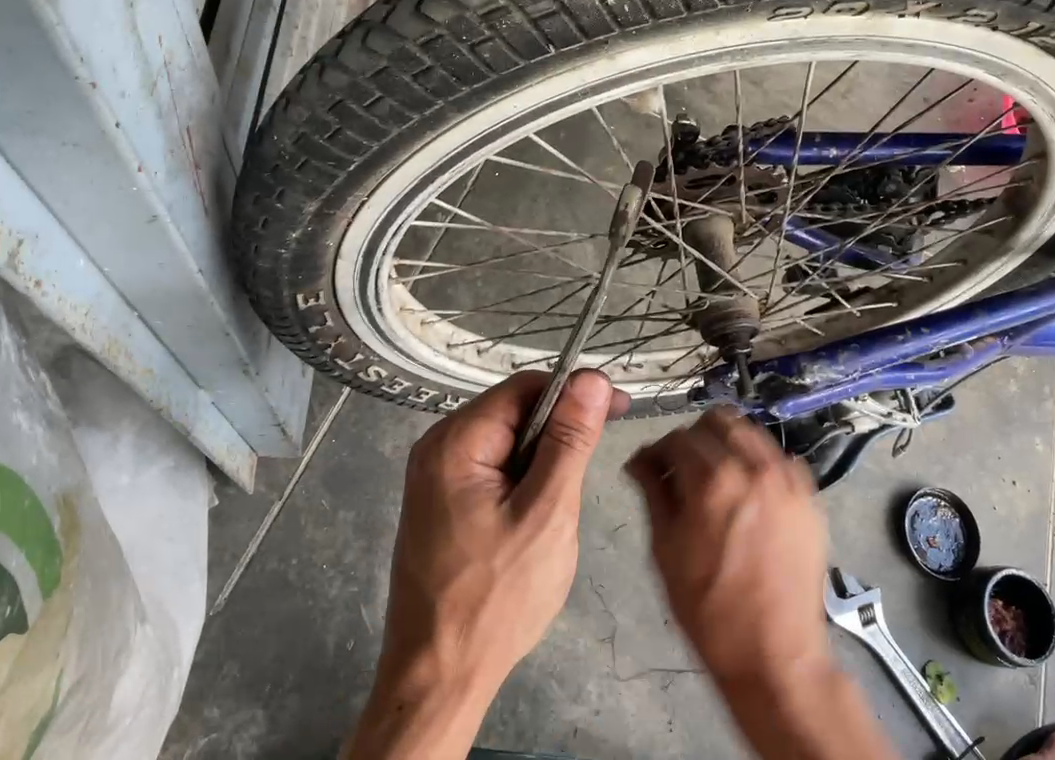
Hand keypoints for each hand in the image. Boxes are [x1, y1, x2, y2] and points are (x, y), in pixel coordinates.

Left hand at [343, 369, 626, 759]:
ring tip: (562, 506)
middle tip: (591, 471)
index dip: (575, 392)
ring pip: (507, 444)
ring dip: (543, 461)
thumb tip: (592, 378)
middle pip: (513, 412)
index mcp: (455, 442)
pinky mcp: (441, 505)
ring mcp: (435, 479)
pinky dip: (523, 483)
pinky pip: (492, 472)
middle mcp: (437, 449)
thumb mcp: (546, 513)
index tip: (619, 410)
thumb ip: (570, 441)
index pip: (525, 387)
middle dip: (559, 431)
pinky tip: (537, 518)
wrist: (439, 675)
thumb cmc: (497, 597)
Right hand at [625, 410, 894, 759]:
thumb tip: (640, 462)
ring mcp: (788, 479)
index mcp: (712, 481)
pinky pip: (779, 457)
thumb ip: (654, 494)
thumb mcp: (666, 552)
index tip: (649, 468)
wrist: (774, 652)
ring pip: (750, 431)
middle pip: (716, 421)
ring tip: (714, 475)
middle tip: (681, 468)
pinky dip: (758, 461)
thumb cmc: (710, 610)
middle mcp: (754, 468)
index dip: (656, 451)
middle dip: (692, 438)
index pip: (676, 438)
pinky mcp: (809, 495)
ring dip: (725, 443)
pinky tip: (747, 490)